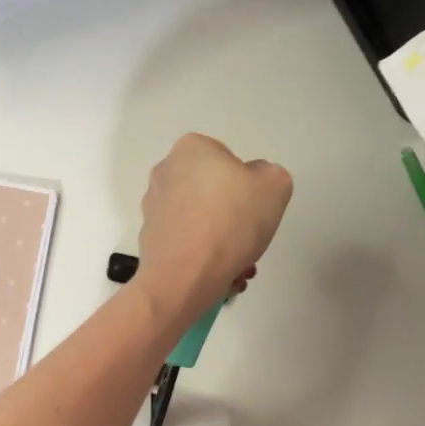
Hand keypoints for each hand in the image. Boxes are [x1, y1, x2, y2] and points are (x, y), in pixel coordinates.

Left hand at [136, 134, 290, 320]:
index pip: (227, 160)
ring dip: (222, 242)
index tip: (252, 207)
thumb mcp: (275, 185)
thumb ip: (268, 175)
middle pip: (211, 194)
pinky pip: (185, 244)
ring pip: (200, 223)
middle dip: (233, 219)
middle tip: (248, 240)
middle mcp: (164, 173)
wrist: (186, 274)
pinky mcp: (149, 240)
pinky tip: (220, 276)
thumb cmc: (232, 220)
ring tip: (239, 267)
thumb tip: (249, 186)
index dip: (246, 185)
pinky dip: (204, 258)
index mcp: (190, 149)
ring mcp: (152, 208)